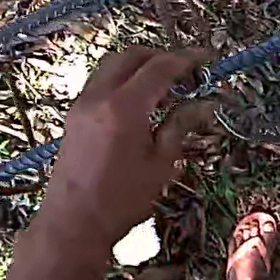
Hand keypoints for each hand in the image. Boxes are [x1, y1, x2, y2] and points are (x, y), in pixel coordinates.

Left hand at [30, 47, 214, 253]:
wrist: (73, 223)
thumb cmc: (122, 200)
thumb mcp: (160, 164)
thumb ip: (180, 126)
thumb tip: (204, 104)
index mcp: (124, 107)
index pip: (159, 67)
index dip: (186, 59)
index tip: (206, 59)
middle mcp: (98, 96)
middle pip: (131, 56)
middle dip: (160, 57)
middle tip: (186, 72)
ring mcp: (81, 104)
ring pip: (112, 66)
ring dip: (139, 67)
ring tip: (164, 87)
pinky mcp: (74, 116)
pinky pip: (100, 83)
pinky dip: (122, 80)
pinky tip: (139, 103)